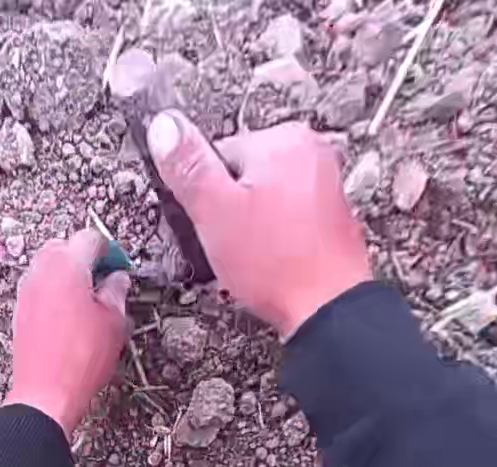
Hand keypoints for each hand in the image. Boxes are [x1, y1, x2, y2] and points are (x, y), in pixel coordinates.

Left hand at [5, 230, 131, 436]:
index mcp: (67, 265)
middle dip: (86, 259)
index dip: (111, 250)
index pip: (90, 239)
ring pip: (49, 267)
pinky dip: (56, 292)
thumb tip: (118, 279)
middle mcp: (41, 270)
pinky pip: (40, 289)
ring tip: (89, 300)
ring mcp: (26, 291)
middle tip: (106, 281)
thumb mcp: (113, 323)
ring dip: (69, 275)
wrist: (46, 394)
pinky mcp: (20, 311)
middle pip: (64, 247)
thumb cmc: (82, 359)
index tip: (121, 267)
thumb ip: (117, 293)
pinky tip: (71, 316)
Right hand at [147, 113, 371, 336]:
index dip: (205, 196)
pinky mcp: (332, 219)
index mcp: (282, 140)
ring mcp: (326, 186)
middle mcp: (311, 153)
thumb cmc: (278, 266)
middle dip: (233, 211)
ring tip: (256, 258)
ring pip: (267, 202)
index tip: (209, 223)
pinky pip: (289, 223)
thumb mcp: (214, 213)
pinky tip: (274, 263)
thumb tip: (164, 127)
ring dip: (255, 229)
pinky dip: (277, 241)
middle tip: (234, 245)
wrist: (327, 308)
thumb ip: (188, 167)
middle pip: (245, 177)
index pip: (218, 153)